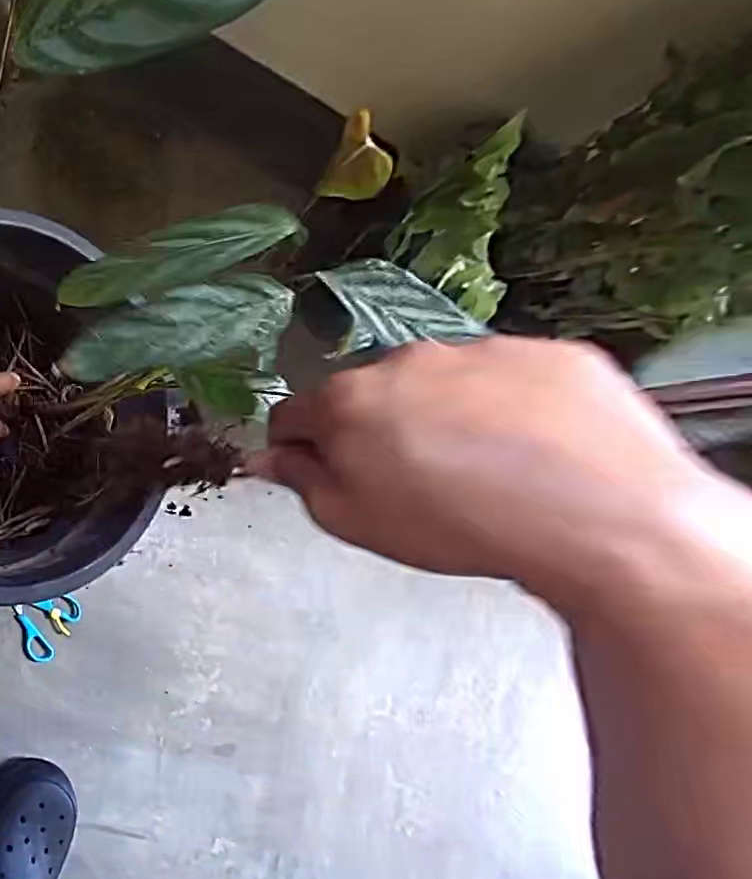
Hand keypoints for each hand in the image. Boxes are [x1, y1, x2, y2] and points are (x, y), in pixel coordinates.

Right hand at [248, 337, 741, 606]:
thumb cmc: (460, 527)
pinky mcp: (550, 354)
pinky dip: (503, 403)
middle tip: (405, 473)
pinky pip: (504, 374)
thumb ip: (298, 479)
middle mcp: (401, 362)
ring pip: (432, 381)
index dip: (299, 446)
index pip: (291, 415)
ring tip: (475, 463)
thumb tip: (269, 458)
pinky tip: (523, 446)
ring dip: (434, 411)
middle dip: (370, 426)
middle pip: (363, 394)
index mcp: (342, 401)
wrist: (609, 525)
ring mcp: (479, 352)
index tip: (323, 469)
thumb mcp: (348, 518)